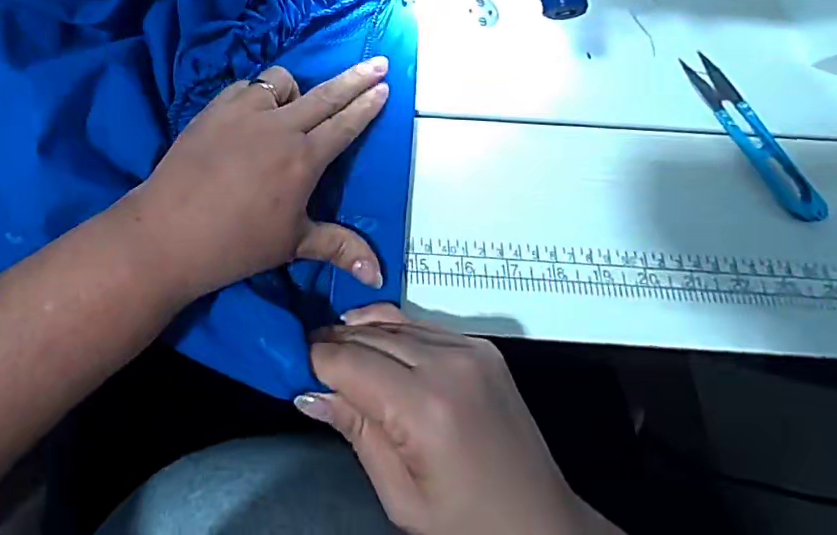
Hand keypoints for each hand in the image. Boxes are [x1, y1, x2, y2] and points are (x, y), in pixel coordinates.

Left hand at [114, 57, 390, 301]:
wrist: (170, 229)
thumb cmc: (236, 243)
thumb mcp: (292, 244)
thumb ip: (338, 247)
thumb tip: (379, 275)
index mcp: (303, 159)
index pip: (345, 124)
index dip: (367, 105)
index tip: (384, 85)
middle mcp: (278, 127)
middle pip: (325, 94)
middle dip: (355, 77)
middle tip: (378, 61)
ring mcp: (243, 112)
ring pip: (280, 81)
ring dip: (296, 88)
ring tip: (296, 103)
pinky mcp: (214, 108)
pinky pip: (245, 87)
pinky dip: (257, 93)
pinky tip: (254, 109)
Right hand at [298, 304, 618, 534]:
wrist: (545, 527)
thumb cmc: (467, 527)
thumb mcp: (401, 496)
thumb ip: (356, 432)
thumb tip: (307, 392)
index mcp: (425, 408)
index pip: (348, 362)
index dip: (314, 360)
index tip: (291, 365)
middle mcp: (447, 363)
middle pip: (367, 334)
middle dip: (332, 343)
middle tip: (306, 358)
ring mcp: (469, 348)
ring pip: (392, 322)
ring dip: (359, 333)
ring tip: (335, 350)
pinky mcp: (481, 345)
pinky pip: (420, 326)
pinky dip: (392, 332)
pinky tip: (376, 347)